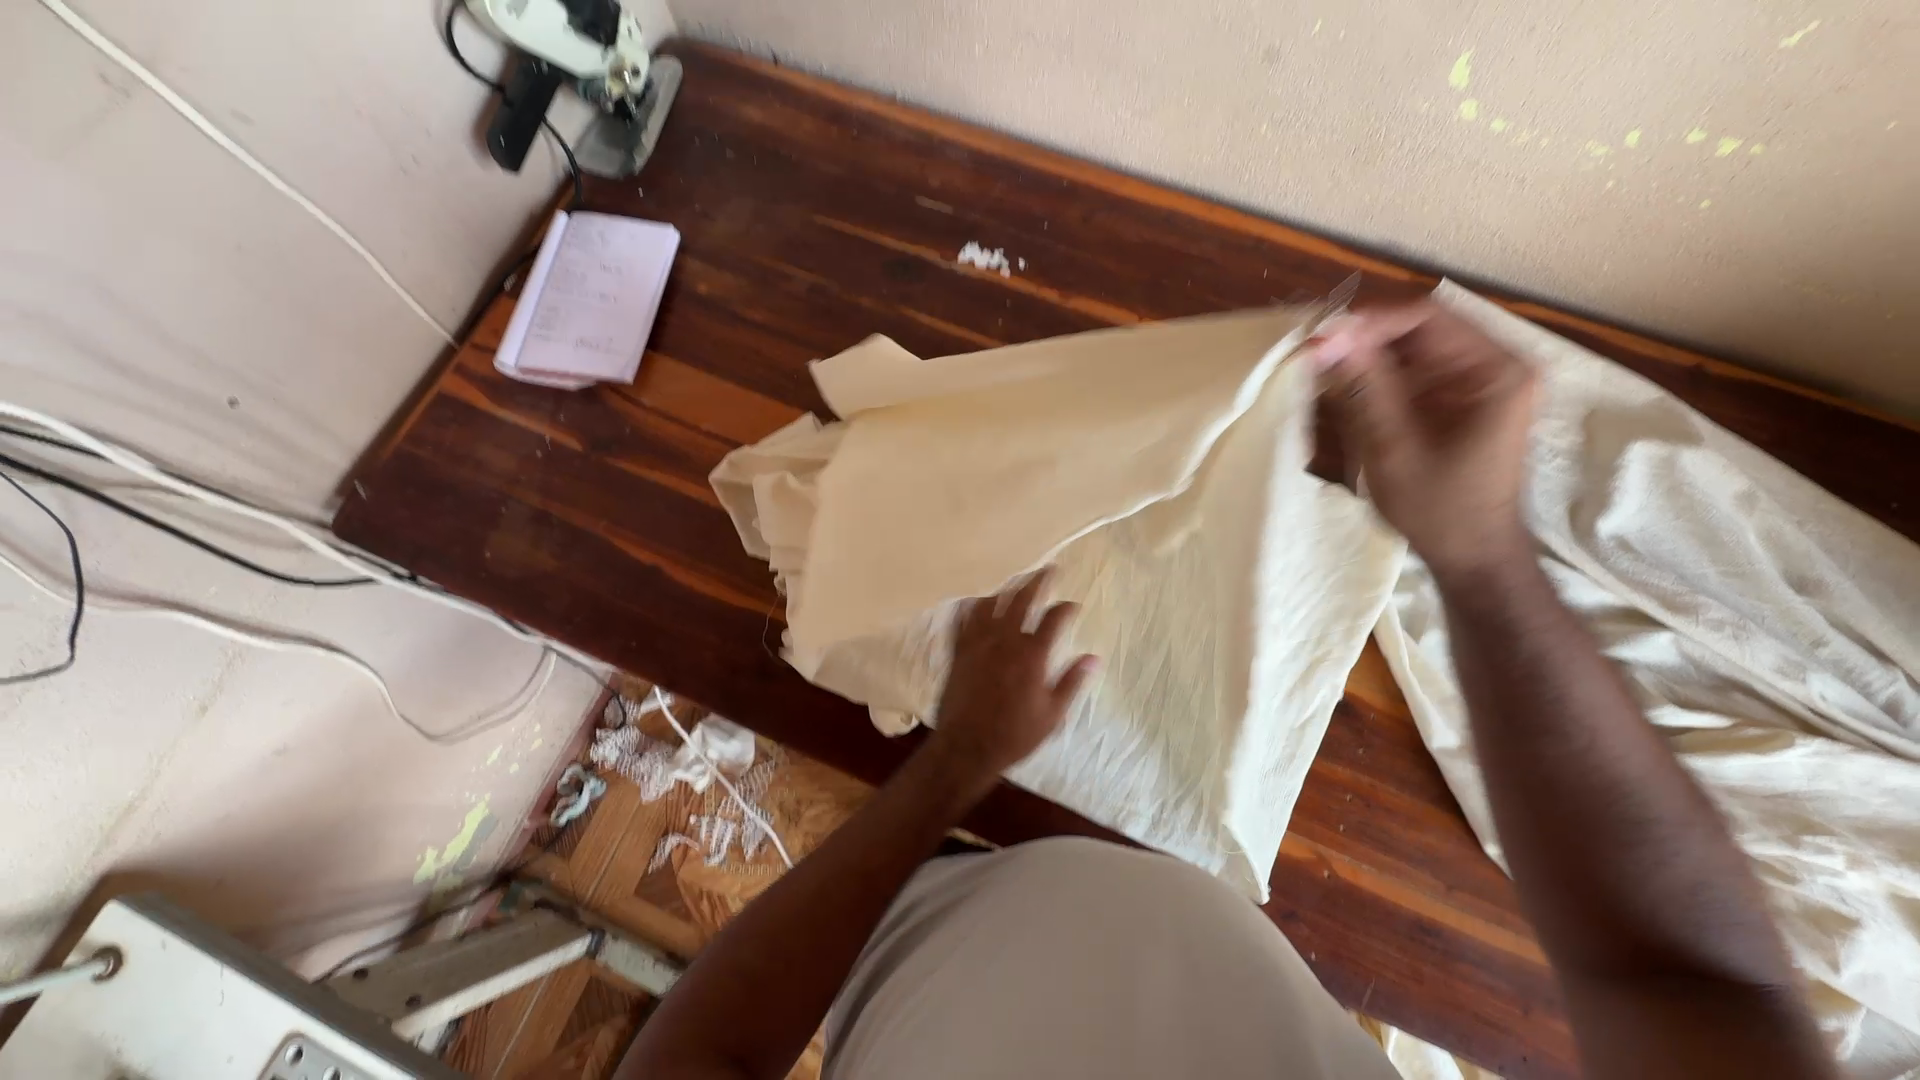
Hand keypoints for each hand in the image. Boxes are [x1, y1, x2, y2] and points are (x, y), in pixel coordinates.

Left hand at [927, 567, 1097, 780]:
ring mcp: (978, 643)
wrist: (967, 747)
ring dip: (1006, 588)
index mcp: (1032, 654)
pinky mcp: (957, 651)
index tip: (1073, 606)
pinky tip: (976, 600)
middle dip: (1038, 580)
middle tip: (1048, 569)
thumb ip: (1071, 682)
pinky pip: (962, 618)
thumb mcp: (1052, 714)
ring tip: (1016, 580)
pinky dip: (971, 605)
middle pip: (1022, 599)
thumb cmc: (1014, 735)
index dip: (1066, 609)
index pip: (1054, 618)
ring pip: (991, 602)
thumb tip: (1093, 658)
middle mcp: (1005, 640)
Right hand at [1312, 302, 1539, 580]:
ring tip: (1324, 372)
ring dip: (1367, 356)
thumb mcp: (1394, 447)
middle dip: (1365, 338)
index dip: (1369, 322)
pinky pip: (1415, 370)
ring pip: (1413, 346)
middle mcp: (1497, 363)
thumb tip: (1329, 337)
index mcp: (1498, 370)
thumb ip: (1366, 387)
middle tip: (1316, 355)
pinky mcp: (1462, 397)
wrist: (1473, 555)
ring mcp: (1481, 380)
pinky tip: (1347, 391)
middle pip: (1420, 326)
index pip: (1427, 317)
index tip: (1321, 340)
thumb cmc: (1440, 509)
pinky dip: (1378, 377)